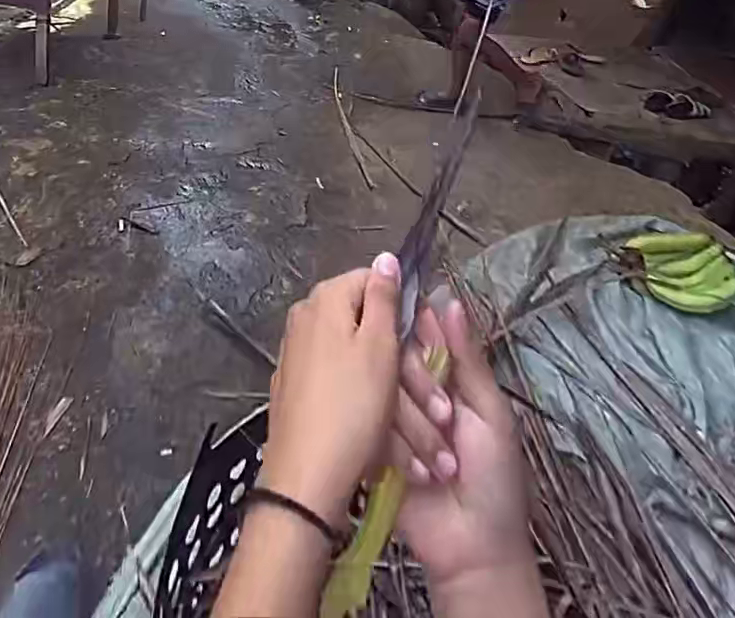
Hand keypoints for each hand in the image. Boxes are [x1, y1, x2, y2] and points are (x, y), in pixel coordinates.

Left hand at [258, 254, 405, 527]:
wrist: (305, 479)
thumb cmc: (350, 407)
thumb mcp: (378, 346)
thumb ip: (384, 298)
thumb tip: (386, 256)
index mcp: (324, 299)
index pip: (370, 280)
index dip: (402, 307)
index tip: (426, 341)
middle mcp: (305, 319)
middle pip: (364, 326)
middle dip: (404, 364)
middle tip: (437, 404)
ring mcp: (297, 355)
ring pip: (357, 363)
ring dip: (393, 396)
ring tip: (423, 433)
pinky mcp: (296, 390)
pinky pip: (340, 388)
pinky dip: (366, 408)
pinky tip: (387, 442)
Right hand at [394, 297, 540, 610]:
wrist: (473, 550)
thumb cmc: (494, 477)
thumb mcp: (490, 414)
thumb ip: (467, 358)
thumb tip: (450, 300)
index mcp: (444, 374)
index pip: (421, 332)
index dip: (415, 326)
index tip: (407, 321)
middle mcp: (412, 388)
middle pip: (396, 358)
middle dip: (422, 389)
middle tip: (446, 419)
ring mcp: (389, 415)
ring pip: (380, 390)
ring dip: (414, 427)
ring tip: (443, 461)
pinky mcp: (371, 442)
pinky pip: (367, 424)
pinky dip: (395, 448)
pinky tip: (418, 471)